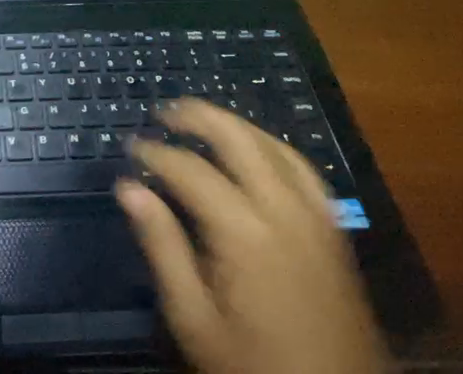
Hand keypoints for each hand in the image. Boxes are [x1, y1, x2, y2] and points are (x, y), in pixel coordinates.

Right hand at [117, 99, 388, 373]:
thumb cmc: (252, 362)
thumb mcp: (193, 317)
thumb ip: (162, 246)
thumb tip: (129, 189)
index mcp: (244, 230)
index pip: (191, 169)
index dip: (156, 153)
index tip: (131, 148)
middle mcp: (283, 208)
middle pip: (238, 138)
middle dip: (197, 116)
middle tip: (164, 113)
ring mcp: (315, 215)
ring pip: (274, 144)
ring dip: (235, 124)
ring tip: (202, 120)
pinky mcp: (333, 228)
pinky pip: (304, 168)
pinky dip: (274, 146)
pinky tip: (258, 149)